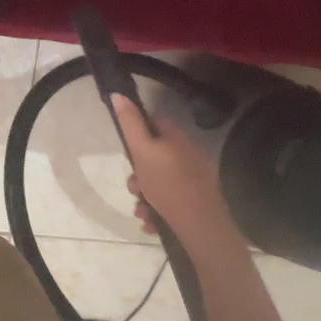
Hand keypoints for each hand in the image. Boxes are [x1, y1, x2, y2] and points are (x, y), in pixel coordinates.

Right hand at [112, 93, 241, 251]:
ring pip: (159, 183)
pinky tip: (152, 224)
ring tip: (142, 213)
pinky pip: (170, 201)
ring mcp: (194, 180)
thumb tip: (118, 93)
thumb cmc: (167, 185)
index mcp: (177, 138)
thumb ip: (129, 123)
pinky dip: (158, 212)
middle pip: (153, 157)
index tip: (127, 151)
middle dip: (138, 176)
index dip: (136, 133)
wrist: (202, 227)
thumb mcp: (142, 151)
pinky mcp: (196, 203)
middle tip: (134, 189)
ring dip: (145, 198)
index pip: (154, 123)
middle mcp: (187, 155)